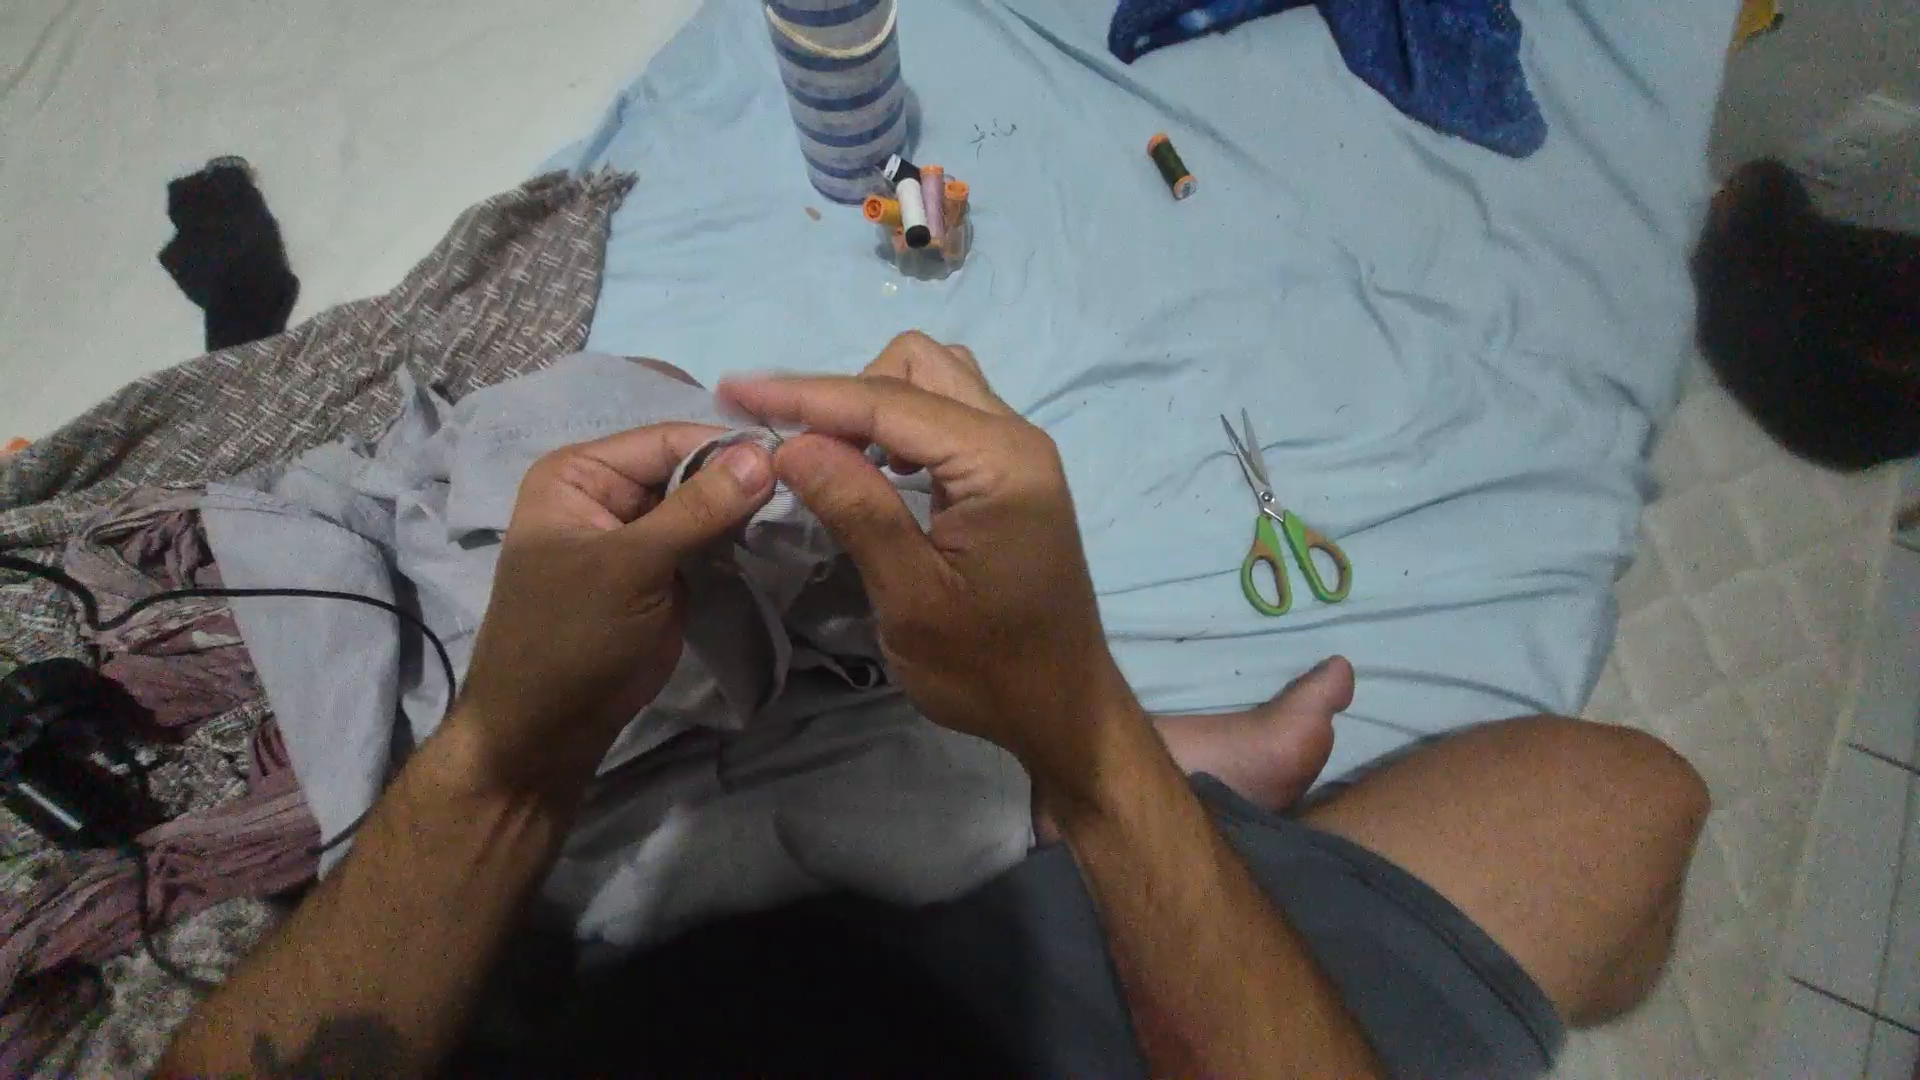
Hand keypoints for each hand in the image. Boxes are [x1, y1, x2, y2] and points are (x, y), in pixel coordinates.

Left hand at [455, 423, 773, 796]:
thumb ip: (697, 509)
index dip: (727, 446)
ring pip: (706, 502)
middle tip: (801, 486)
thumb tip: (764, 456)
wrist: (555, 724)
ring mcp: (642, 530)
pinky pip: (711, 536)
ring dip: (745, 507)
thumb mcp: (630, 566)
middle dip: (740, 478)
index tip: (790, 457)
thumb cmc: (573, 637)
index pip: (667, 440)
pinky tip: (773, 534)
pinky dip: (739, 536)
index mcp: (582, 474)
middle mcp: (612, 491)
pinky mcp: (668, 565)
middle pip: (690, 467)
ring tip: (795, 508)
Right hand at [720, 333, 1147, 806]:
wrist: (1060, 706)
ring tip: (835, 456)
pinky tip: (879, 471)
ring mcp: (1019, 454)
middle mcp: (1016, 438)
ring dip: (877, 404)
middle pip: (921, 365)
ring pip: (937, 382)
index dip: (807, 395)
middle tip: (798, 444)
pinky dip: (902, 428)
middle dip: (848, 392)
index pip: (889, 402)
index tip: (736, 391)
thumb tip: (790, 442)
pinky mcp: (1012, 475)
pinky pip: (950, 418)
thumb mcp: (912, 597)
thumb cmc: (989, 667)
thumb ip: (857, 510)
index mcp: (1000, 462)